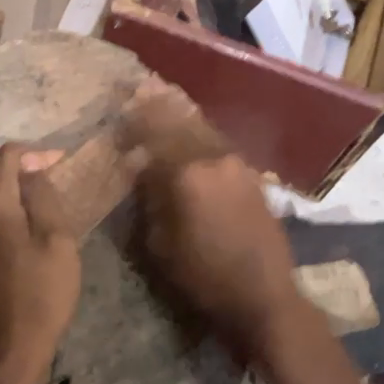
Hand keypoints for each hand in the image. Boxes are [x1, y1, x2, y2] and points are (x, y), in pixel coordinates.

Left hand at [0, 143, 80, 383]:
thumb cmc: (38, 297)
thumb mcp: (57, 242)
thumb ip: (43, 196)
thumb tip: (33, 171)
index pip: (8, 156)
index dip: (36, 153)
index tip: (60, 164)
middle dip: (23, 184)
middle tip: (53, 200)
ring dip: (9, 211)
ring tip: (36, 229)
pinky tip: (14, 254)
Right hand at [122, 82, 300, 352]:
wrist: (265, 297)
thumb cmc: (204, 277)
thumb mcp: (160, 245)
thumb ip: (149, 199)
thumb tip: (141, 169)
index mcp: (186, 172)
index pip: (153, 133)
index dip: (133, 120)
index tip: (118, 108)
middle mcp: (213, 157)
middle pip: (180, 120)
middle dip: (158, 104)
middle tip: (141, 86)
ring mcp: (237, 163)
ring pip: (203, 127)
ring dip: (181, 113)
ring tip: (165, 96)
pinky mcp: (252, 175)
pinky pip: (218, 142)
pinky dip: (200, 131)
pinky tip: (193, 131)